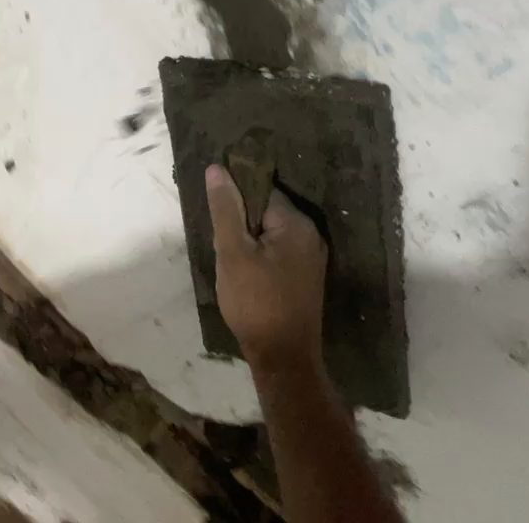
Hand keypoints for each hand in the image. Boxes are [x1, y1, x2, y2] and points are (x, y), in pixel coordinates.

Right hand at [206, 164, 326, 368]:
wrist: (282, 359)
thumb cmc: (256, 302)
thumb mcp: (233, 252)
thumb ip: (225, 209)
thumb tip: (217, 169)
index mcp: (298, 224)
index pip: (261, 191)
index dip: (235, 202)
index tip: (218, 221)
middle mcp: (311, 235)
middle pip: (265, 210)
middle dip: (240, 222)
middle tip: (223, 246)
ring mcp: (310, 258)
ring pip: (269, 232)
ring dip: (248, 241)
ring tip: (231, 261)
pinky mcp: (304, 277)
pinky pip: (277, 251)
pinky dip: (258, 255)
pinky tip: (245, 274)